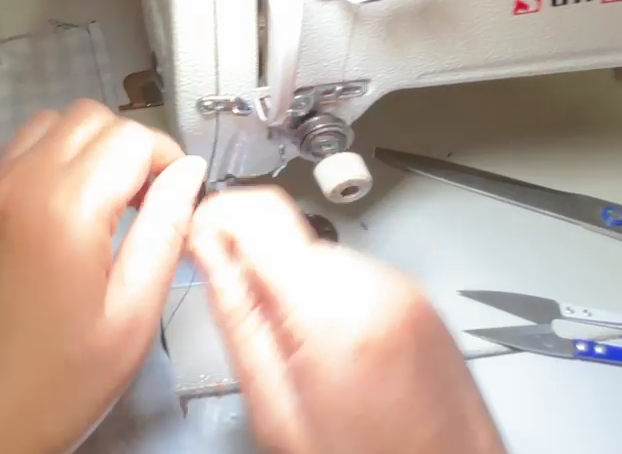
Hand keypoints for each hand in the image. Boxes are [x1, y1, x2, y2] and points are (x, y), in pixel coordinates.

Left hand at [0, 100, 207, 453]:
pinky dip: (52, 155)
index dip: (165, 158)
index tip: (175, 196)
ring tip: (105, 198)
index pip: (131, 137)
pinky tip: (63, 205)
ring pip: (53, 122)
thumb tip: (189, 171)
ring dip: (89, 144)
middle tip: (144, 198)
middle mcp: (23, 176)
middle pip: (91, 116)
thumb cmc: (59, 378)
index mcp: (67, 205)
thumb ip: (165, 230)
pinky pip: (20, 146)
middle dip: (129, 144)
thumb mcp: (131, 317)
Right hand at [188, 187, 504, 453]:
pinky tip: (337, 353)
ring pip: (317, 254)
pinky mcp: (422, 301)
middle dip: (257, 266)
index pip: (257, 210)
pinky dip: (331, 299)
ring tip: (302, 352)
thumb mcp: (277, 411)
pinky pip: (353, 275)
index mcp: (332, 311)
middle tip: (252, 326)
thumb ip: (237, 317)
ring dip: (296, 286)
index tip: (199, 238)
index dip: (215, 215)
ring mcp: (406, 291)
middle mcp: (376, 285)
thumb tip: (206, 250)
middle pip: (286, 236)